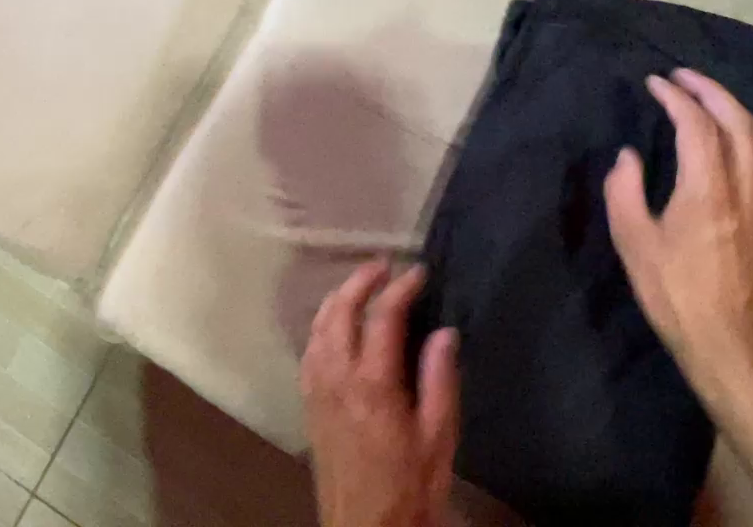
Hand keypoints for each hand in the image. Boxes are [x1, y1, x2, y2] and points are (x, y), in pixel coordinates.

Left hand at [301, 260, 460, 526]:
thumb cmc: (411, 487)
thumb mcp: (439, 439)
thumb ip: (440, 381)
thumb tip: (444, 332)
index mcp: (373, 383)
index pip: (383, 316)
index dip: (401, 287)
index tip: (419, 272)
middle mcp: (337, 376)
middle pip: (340, 308)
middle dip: (361, 279)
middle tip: (384, 265)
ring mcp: (316, 386)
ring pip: (319, 323)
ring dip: (338, 296)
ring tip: (362, 284)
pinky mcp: (308, 400)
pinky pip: (310, 346)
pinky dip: (323, 322)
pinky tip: (336, 322)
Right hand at [605, 69, 752, 401]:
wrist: (731, 345)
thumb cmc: (674, 293)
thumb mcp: (633, 242)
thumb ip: (625, 190)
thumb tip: (629, 156)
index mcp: (708, 191)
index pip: (697, 126)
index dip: (676, 98)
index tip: (654, 83)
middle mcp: (745, 189)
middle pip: (739, 123)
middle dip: (711, 91)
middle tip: (682, 75)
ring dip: (736, 109)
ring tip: (709, 95)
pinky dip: (752, 133)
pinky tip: (737, 135)